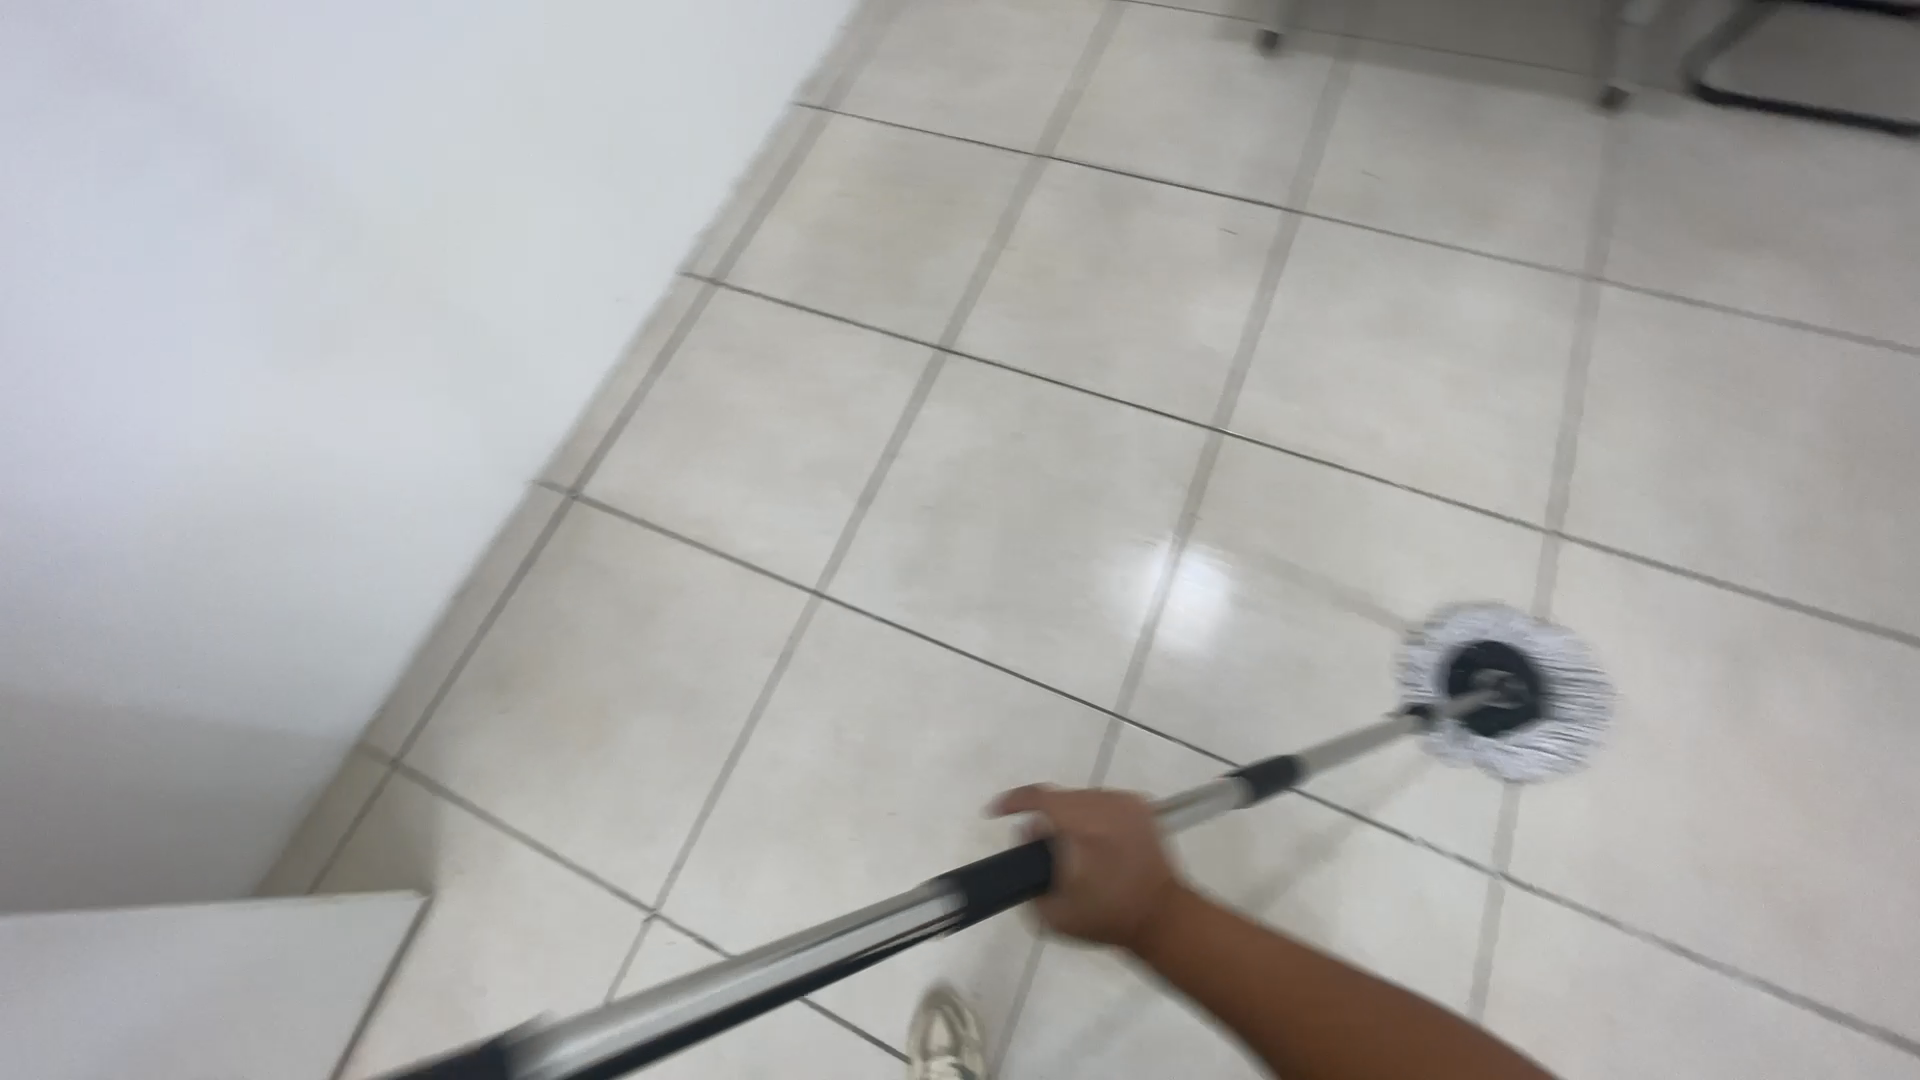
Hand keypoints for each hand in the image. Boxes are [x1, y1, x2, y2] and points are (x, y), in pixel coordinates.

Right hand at [990, 784, 1188, 950]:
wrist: (1163, 917)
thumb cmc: (1106, 918)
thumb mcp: (1054, 913)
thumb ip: (1027, 877)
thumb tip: (1027, 837)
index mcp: (1081, 828)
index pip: (1039, 797)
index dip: (1013, 801)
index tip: (996, 812)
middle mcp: (1103, 806)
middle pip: (1059, 798)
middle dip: (1043, 816)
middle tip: (1039, 844)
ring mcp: (1124, 803)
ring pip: (1081, 798)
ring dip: (1069, 815)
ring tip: (1071, 845)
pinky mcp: (1140, 805)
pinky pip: (1103, 802)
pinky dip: (1093, 815)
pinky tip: (1096, 841)